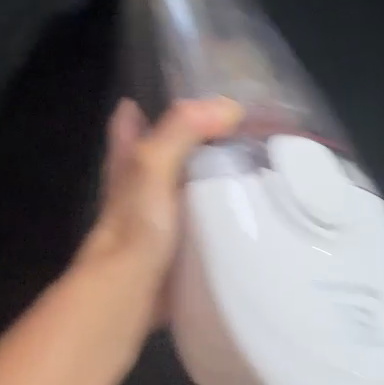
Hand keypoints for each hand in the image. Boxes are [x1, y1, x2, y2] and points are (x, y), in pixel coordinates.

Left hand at [74, 98, 243, 310]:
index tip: (189, 93)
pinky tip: (250, 213)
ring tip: (258, 167)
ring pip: (182, 185)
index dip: (152, 101)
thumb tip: (227, 105)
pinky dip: (220, 214)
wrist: (128, 291)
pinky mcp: (173, 245)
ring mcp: (153, 216)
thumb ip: (182, 129)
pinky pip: (200, 221)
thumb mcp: (153, 164)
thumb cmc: (136, 223)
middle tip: (241, 129)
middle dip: (192, 139)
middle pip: (160, 150)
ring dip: (211, 177)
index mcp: (125, 158)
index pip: (131, 117)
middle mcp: (135, 182)